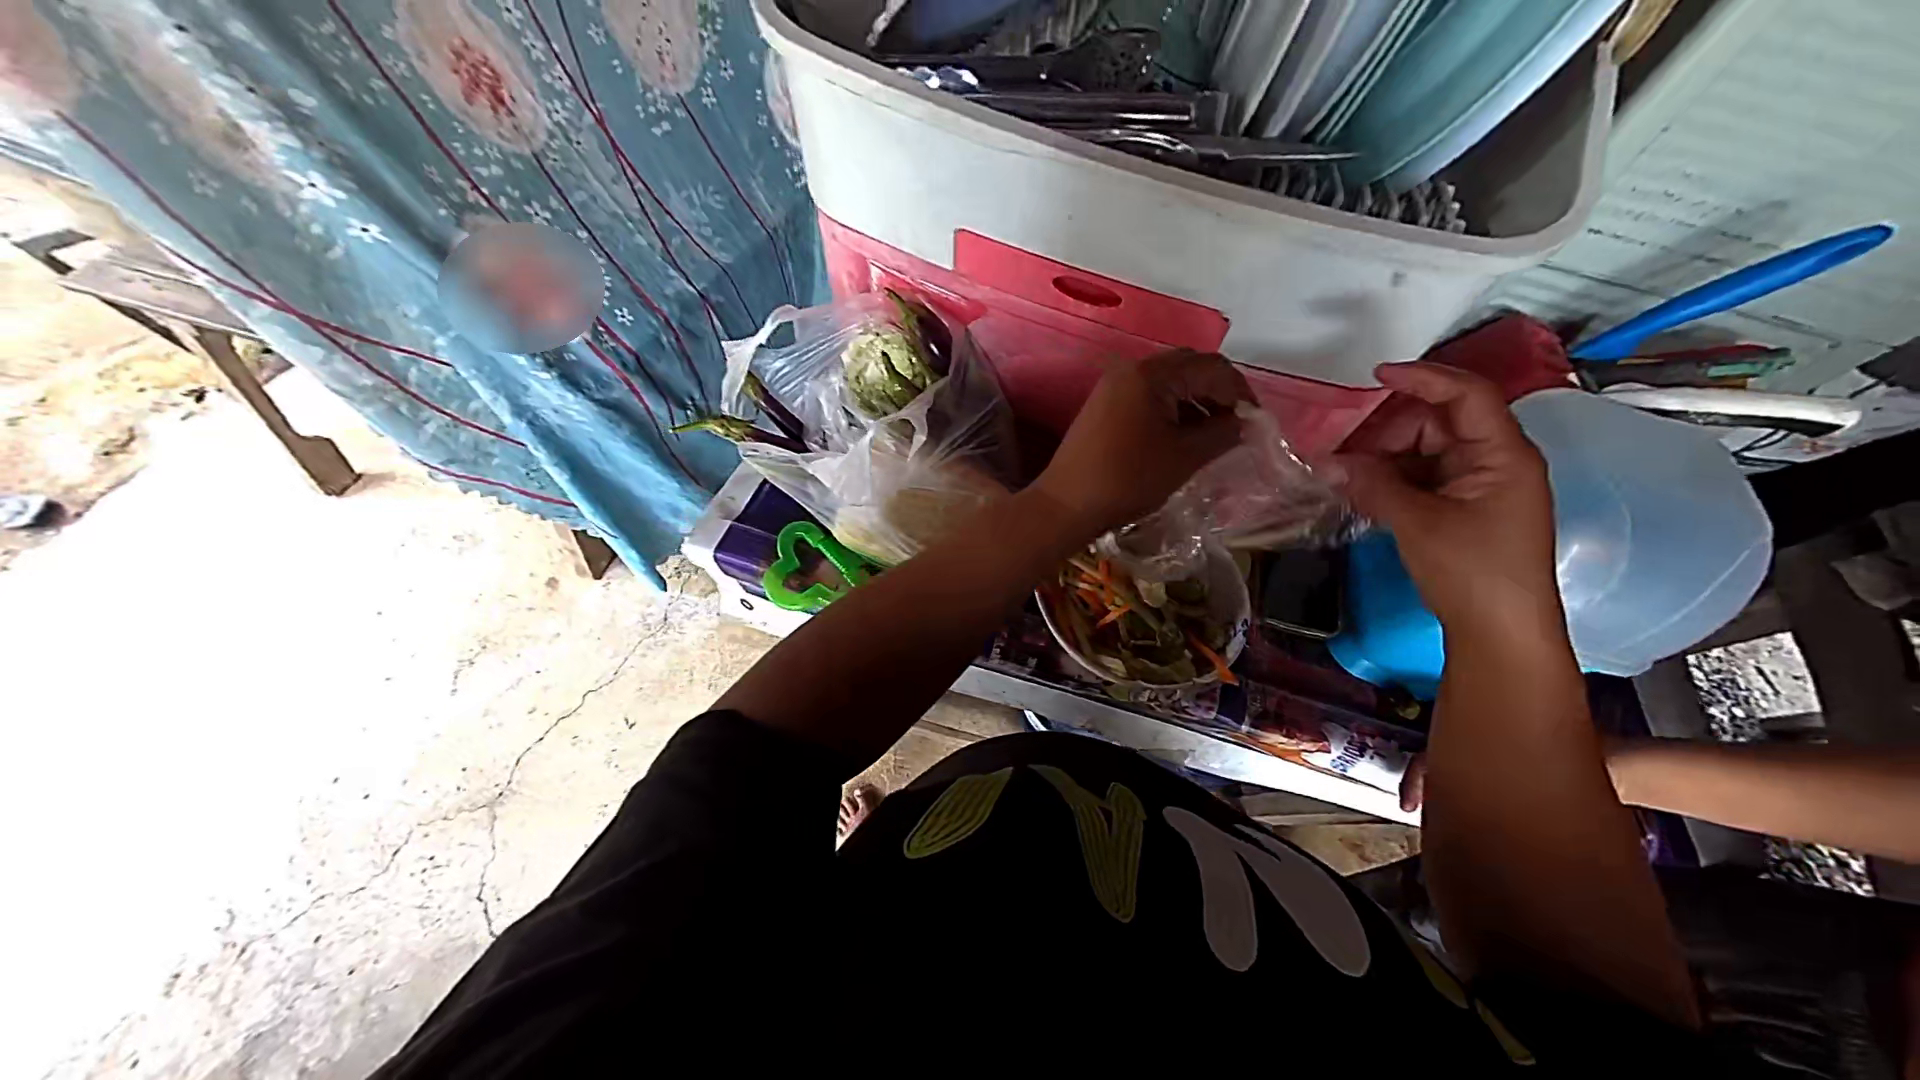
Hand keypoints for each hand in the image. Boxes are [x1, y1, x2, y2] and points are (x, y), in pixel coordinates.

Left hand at [1033, 349, 1253, 535]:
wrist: (1067, 504)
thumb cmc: (1128, 479)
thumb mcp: (1184, 457)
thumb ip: (1221, 433)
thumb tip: (1242, 422)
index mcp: (1152, 374)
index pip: (1211, 368)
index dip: (1239, 392)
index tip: (1255, 420)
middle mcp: (1131, 370)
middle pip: (1188, 368)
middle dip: (1217, 392)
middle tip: (1235, 424)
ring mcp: (1113, 386)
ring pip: (1167, 382)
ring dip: (1194, 401)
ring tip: (1211, 435)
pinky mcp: (1103, 405)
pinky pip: (1147, 396)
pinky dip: (1170, 409)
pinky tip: (1181, 436)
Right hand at [1334, 362, 1557, 633]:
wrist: (1500, 631)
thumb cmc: (1472, 572)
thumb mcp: (1417, 523)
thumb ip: (1372, 485)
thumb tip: (1328, 464)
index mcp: (1502, 454)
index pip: (1466, 395)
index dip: (1423, 378)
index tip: (1376, 376)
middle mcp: (1495, 460)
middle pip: (1437, 423)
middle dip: (1388, 432)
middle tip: (1344, 455)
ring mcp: (1479, 485)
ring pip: (1424, 451)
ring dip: (1384, 460)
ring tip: (1346, 478)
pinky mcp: (1463, 507)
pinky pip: (1422, 478)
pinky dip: (1391, 480)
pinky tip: (1362, 492)